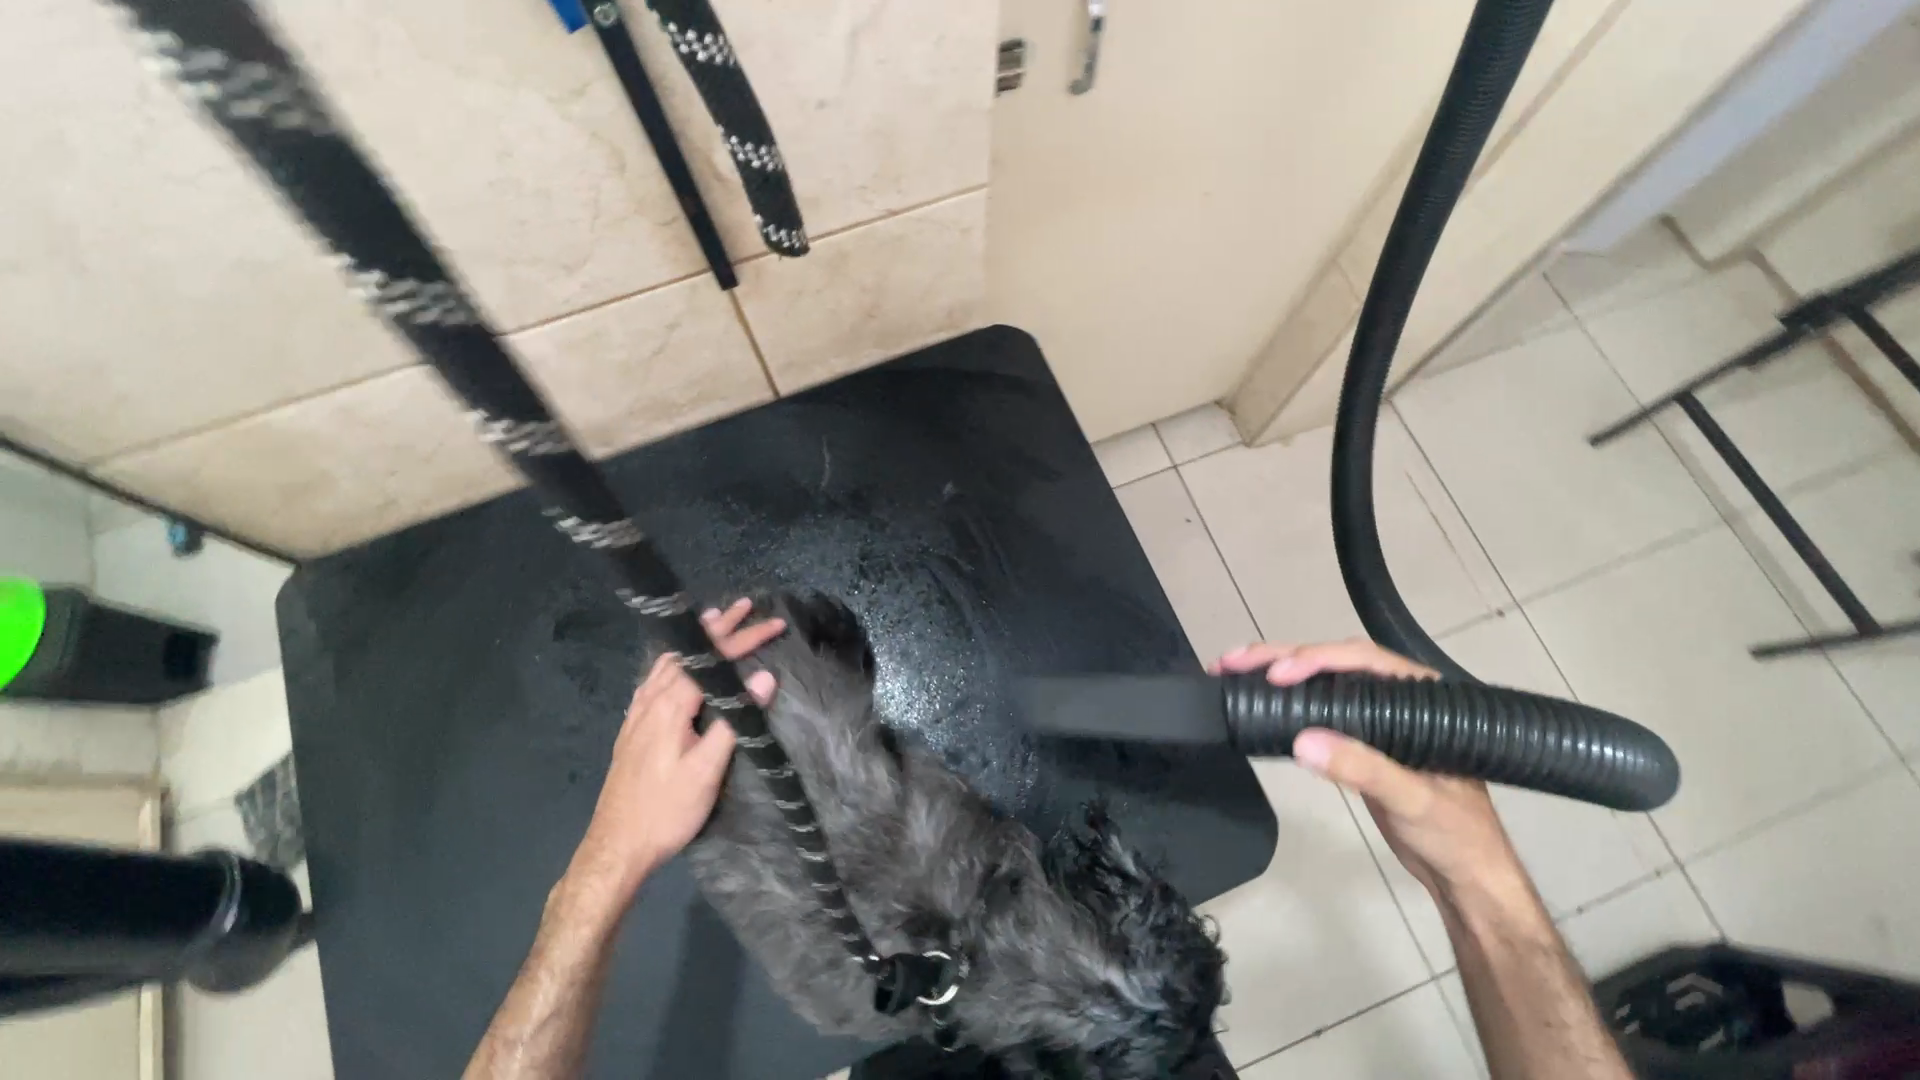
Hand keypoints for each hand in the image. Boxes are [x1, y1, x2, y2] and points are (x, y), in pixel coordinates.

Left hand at [570, 599, 783, 898]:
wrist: (616, 848)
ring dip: (695, 640)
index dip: (743, 639)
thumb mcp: (706, 771)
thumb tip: (764, 678)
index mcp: (669, 707)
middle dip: (719, 627)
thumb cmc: (665, 811)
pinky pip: (655, 679)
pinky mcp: (632, 729)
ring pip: (668, 662)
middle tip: (746, 606)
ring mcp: (637, 715)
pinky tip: (676, 668)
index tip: (773, 625)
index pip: (712, 660)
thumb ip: (734, 722)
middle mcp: (650, 702)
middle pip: (687, 653)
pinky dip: (675, 660)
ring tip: (715, 622)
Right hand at [1211, 640, 1523, 899]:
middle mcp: (1396, 697)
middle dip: (1281, 657)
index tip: (1278, 675)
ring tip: (1230, 670)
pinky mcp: (1356, 739)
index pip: (1363, 661)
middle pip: (1333, 663)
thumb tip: (1302, 741)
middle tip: (1232, 661)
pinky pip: (1315, 707)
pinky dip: (1282, 701)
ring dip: (1274, 673)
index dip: (1317, 660)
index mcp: (1421, 696)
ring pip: (1319, 681)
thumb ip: (1363, 769)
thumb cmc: (1455, 834)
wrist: (1463, 877)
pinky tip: (1256, 699)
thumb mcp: (1413, 800)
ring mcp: (1375, 717)